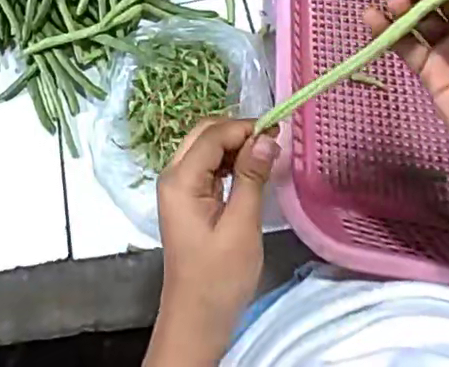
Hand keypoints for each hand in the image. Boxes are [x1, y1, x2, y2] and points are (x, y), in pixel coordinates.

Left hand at [147, 119, 278, 365]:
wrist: (197, 320)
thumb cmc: (219, 278)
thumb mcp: (241, 226)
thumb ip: (251, 177)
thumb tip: (265, 137)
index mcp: (180, 179)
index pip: (212, 135)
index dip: (244, 128)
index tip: (276, 131)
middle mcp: (173, 175)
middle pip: (205, 134)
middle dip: (238, 131)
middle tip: (271, 140)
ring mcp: (178, 186)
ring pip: (206, 146)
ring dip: (234, 144)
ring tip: (266, 153)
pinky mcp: (187, 197)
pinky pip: (207, 164)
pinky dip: (229, 160)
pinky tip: (250, 169)